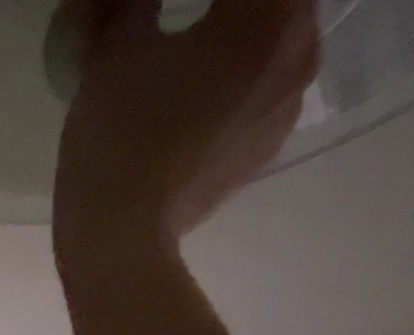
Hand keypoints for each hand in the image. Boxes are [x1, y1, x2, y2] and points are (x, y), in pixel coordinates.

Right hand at [53, 0, 318, 255]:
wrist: (120, 232)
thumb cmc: (117, 135)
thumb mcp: (114, 51)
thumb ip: (133, 2)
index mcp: (268, 16)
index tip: (167, 6)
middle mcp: (300, 51)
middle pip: (279, 4)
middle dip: (234, 8)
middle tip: (193, 16)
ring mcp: (289, 104)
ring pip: (278, 44)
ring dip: (243, 36)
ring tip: (195, 51)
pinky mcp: (269, 145)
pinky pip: (264, 91)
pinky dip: (238, 81)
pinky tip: (195, 99)